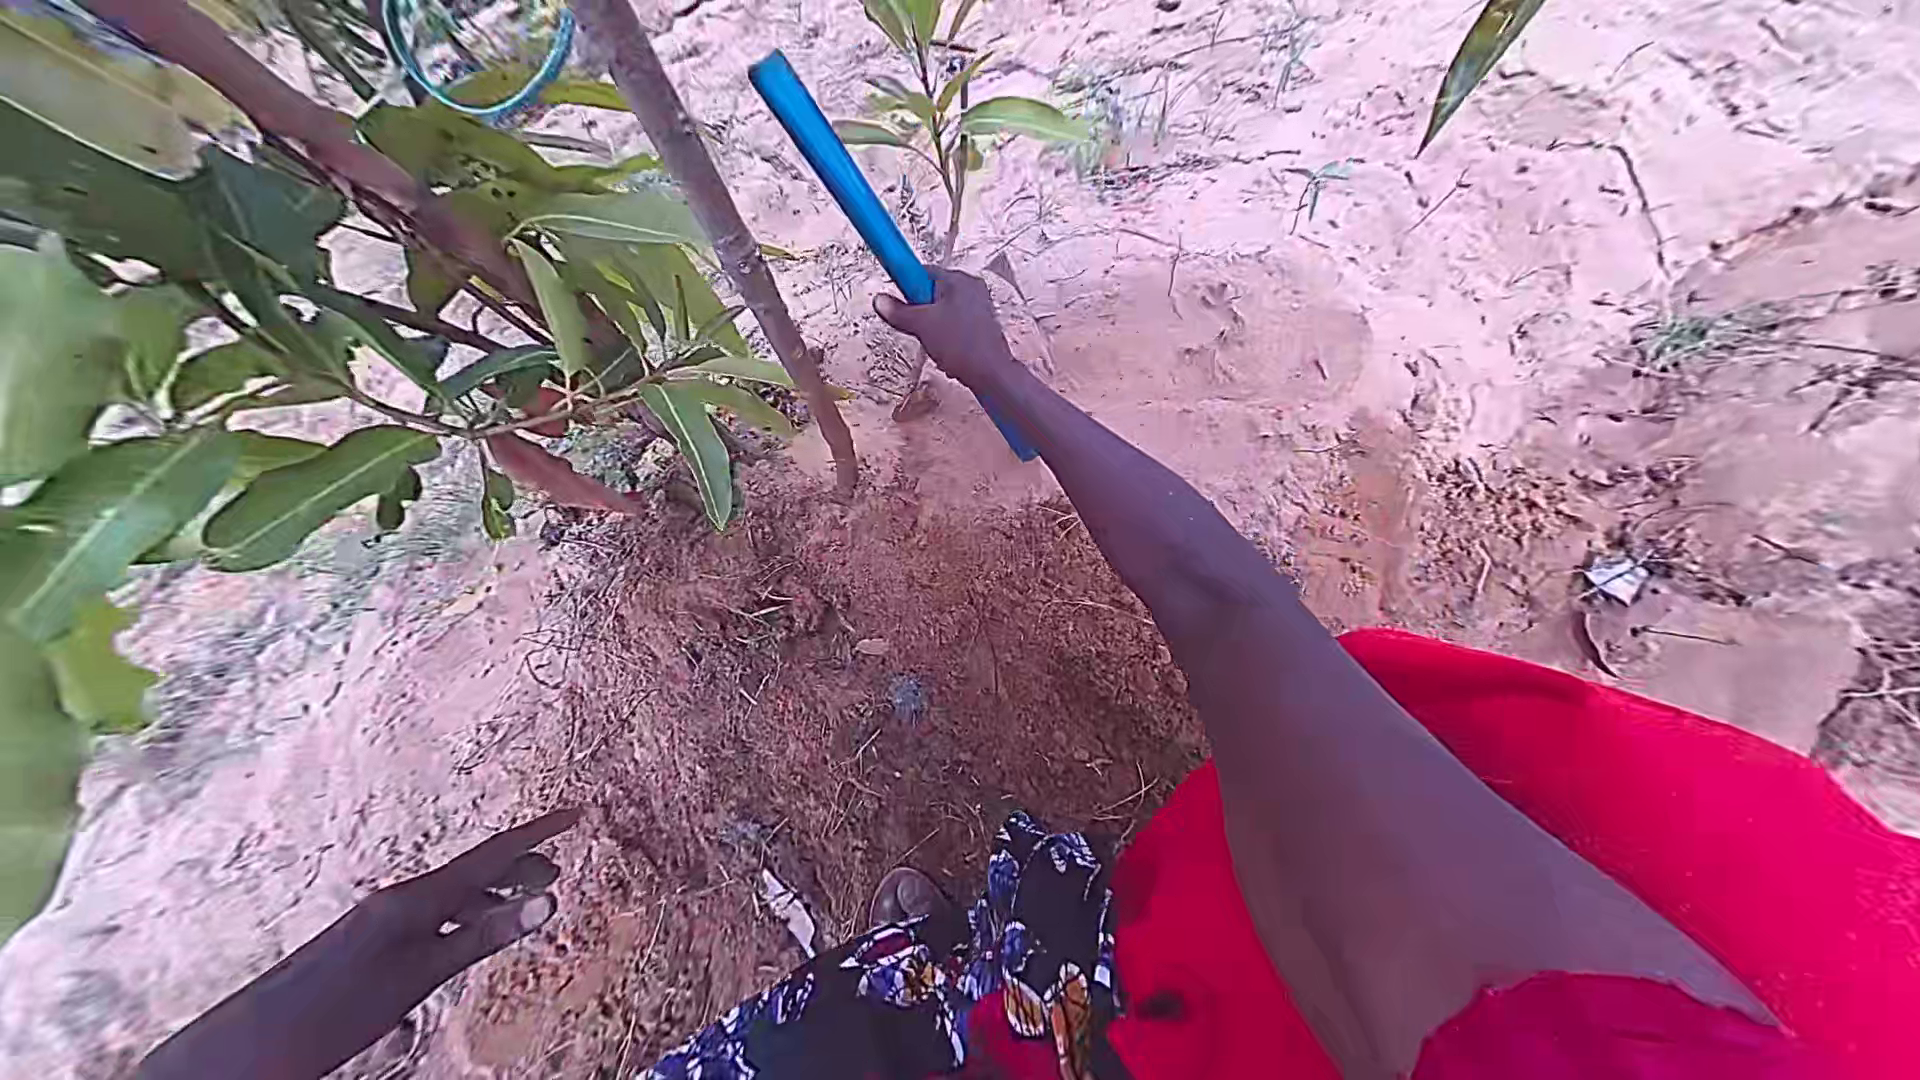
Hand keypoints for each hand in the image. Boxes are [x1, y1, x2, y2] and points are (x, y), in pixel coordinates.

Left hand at [138, 809, 581, 1079]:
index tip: (576, 813)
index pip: (496, 851)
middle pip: (478, 867)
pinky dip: (464, 915)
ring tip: (521, 906)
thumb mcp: (422, 975)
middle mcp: (403, 896)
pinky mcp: (369, 938)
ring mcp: (383, 916)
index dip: (540, 831)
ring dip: (493, 893)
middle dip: (522, 866)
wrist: (234, 1054)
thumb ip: (487, 935)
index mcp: (419, 896)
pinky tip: (469, 935)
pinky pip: (433, 913)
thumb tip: (551, 902)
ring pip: (456, 892)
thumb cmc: (333, 1012)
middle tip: (556, 875)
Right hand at [873, 268, 1020, 389]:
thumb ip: (898, 312)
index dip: (906, 287)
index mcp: (958, 280)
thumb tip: (880, 301)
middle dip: (921, 314)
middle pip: (932, 293)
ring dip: (933, 329)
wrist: (991, 374)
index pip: (922, 271)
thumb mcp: (922, 326)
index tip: (897, 299)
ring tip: (937, 343)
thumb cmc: (964, 347)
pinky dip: (947, 338)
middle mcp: (972, 288)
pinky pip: (955, 326)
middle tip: (920, 329)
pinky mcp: (982, 326)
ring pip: (942, 312)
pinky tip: (948, 352)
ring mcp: (979, 307)